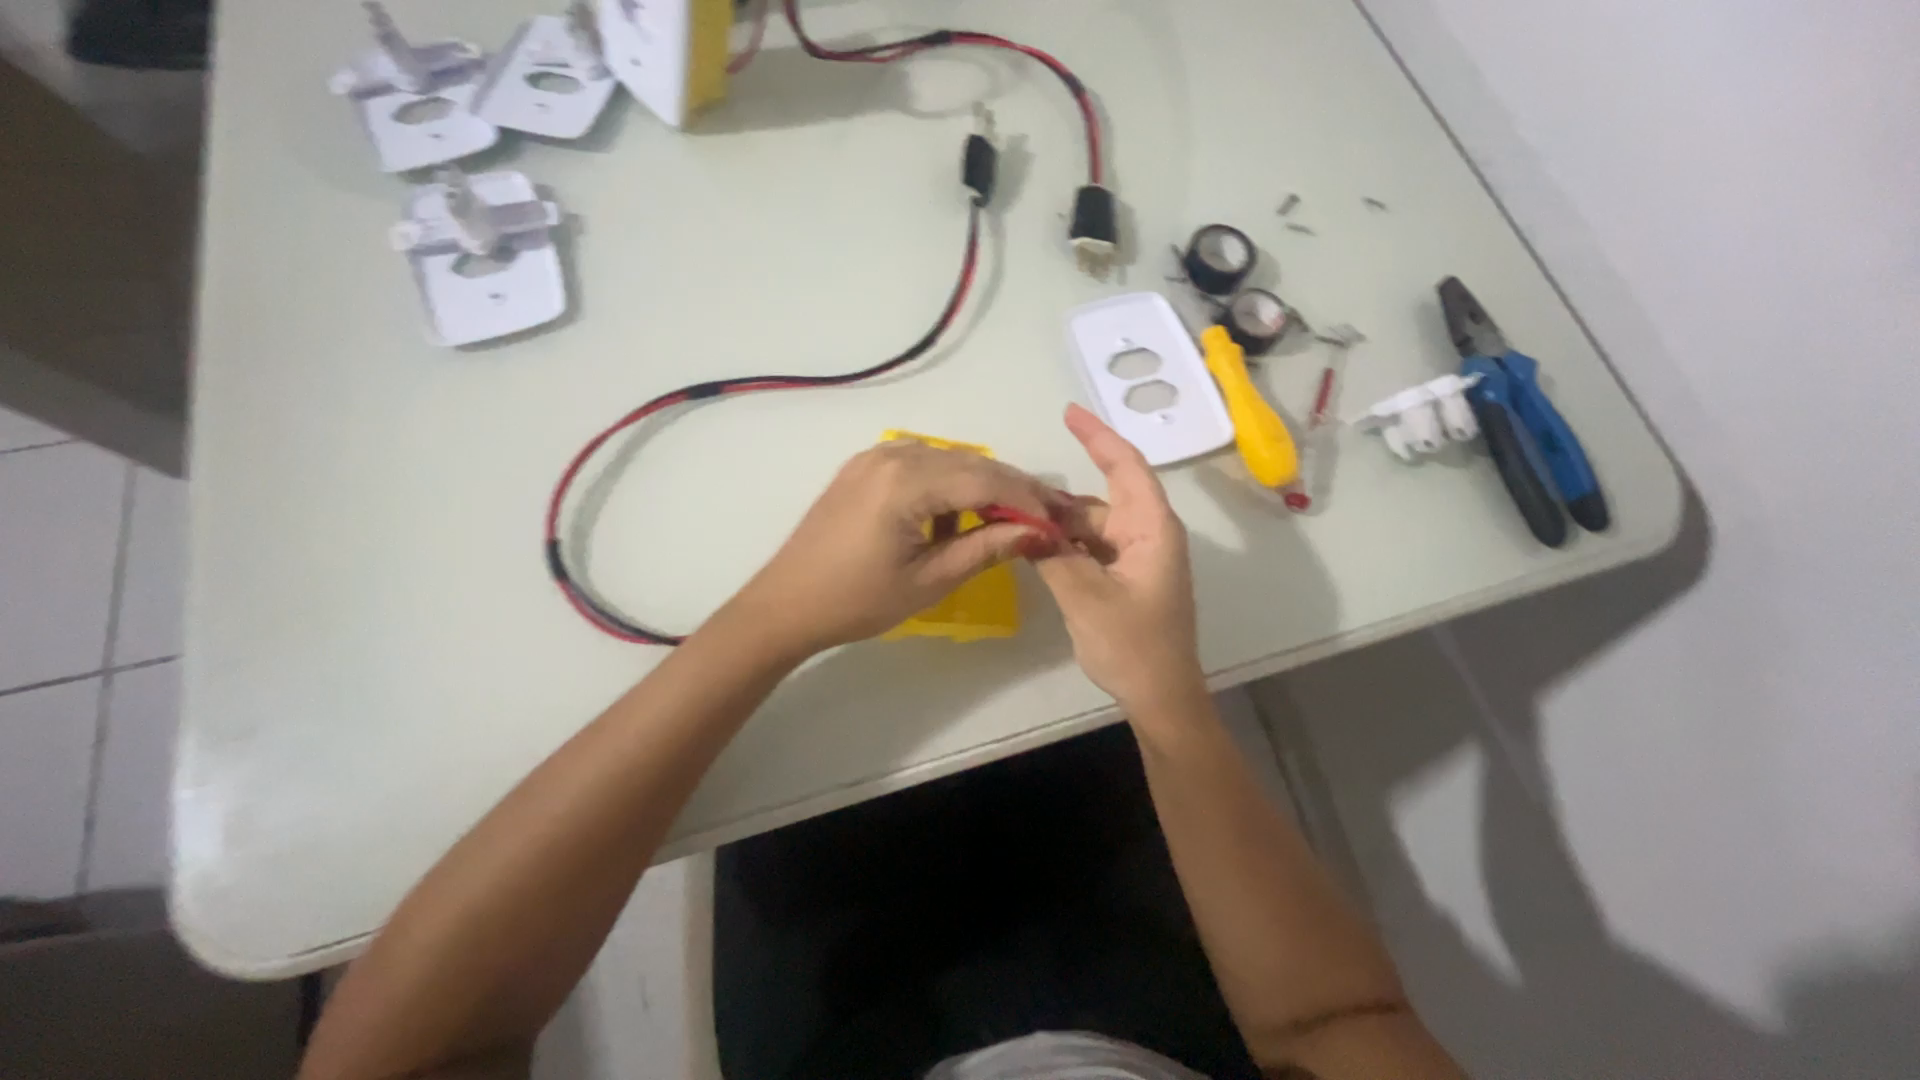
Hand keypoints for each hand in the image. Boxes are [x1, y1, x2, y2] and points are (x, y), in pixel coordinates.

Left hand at [727, 439, 1059, 654]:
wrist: (786, 604)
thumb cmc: (857, 600)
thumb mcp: (930, 580)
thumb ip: (986, 548)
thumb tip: (1038, 533)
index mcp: (907, 483)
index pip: (986, 480)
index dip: (1027, 501)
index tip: (1057, 522)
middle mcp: (892, 456)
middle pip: (971, 462)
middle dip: (1011, 490)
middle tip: (1043, 519)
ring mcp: (874, 457)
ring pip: (948, 459)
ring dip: (980, 484)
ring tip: (1005, 521)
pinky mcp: (863, 467)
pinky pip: (920, 462)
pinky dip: (947, 482)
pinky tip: (952, 516)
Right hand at [1034, 405, 1206, 713]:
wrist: (1162, 698)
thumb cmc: (1133, 645)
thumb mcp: (1085, 597)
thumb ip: (1051, 554)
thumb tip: (1022, 522)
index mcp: (1151, 529)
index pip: (1126, 467)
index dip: (1097, 437)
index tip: (1068, 413)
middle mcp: (1148, 536)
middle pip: (1101, 500)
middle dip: (1057, 498)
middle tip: (1010, 494)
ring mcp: (1139, 559)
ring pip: (1092, 527)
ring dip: (1058, 525)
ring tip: (1012, 521)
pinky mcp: (1128, 580)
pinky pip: (1093, 550)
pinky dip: (1066, 547)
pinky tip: (1034, 548)